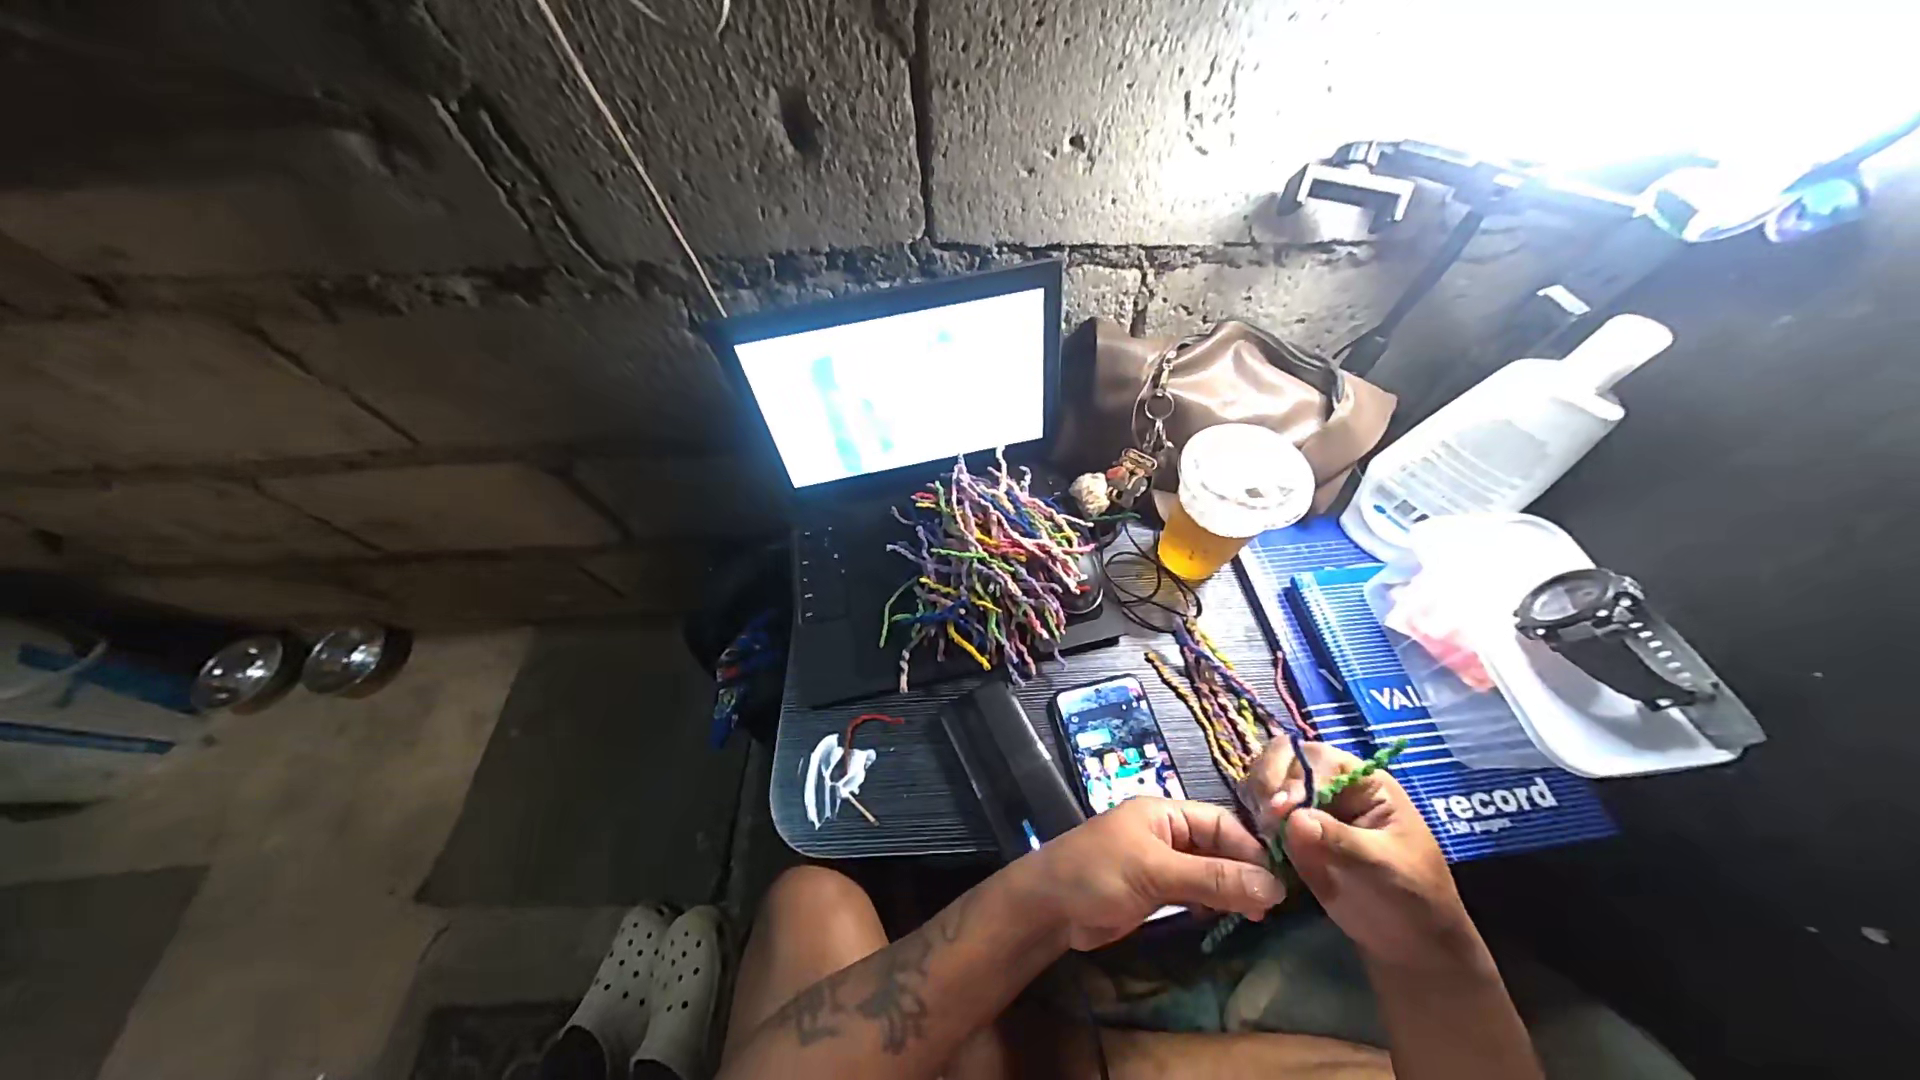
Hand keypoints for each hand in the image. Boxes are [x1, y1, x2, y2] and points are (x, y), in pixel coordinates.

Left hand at [1021, 797, 1283, 950]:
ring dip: (1233, 890)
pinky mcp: (1157, 891)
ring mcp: (1162, 863)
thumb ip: (1211, 878)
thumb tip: (1274, 887)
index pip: (1220, 822)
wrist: (1049, 908)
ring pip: (1210, 872)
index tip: (1280, 881)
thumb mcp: (1154, 871)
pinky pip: (1196, 892)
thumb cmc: (1097, 873)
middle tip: (1273, 906)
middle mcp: (1166, 833)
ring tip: (1259, 916)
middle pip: (1218, 847)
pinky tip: (1233, 918)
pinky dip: (1215, 903)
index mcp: (1164, 812)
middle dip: (1245, 871)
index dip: (1250, 849)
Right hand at [1244, 740, 1481, 970]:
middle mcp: (1328, 783)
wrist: (1410, 944)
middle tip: (1267, 821)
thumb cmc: (1413, 899)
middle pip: (1281, 758)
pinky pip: (1259, 812)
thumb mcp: (1385, 868)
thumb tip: (1294, 819)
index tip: (1279, 811)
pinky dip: (1253, 822)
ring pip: (1264, 781)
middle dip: (1267, 783)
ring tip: (1265, 835)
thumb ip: (1340, 840)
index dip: (1293, 778)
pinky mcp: (1288, 829)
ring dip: (1256, 801)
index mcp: (1361, 780)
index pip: (1315, 758)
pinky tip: (1261, 843)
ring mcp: (1305, 805)